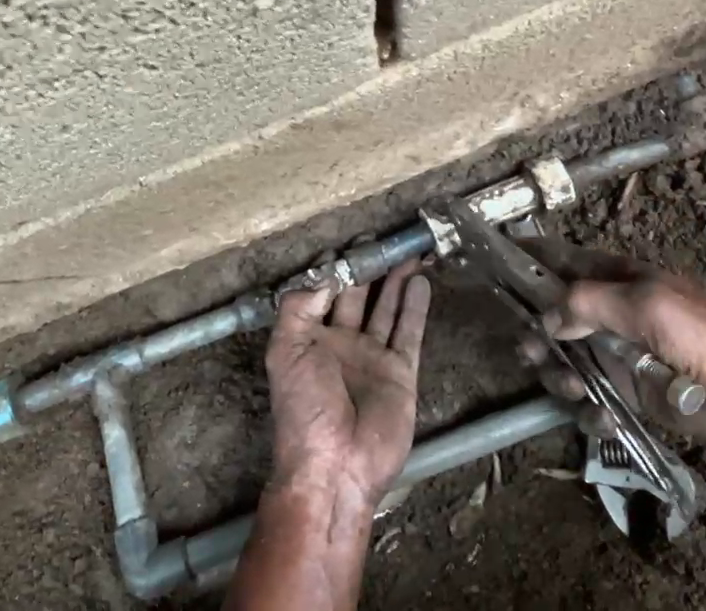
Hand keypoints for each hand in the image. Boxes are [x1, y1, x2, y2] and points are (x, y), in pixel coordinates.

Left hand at [265, 263, 431, 507]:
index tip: (345, 243)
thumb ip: (299, 307)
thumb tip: (323, 277)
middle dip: (368, 269)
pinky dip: (415, 307)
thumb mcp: (285, 351)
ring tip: (407, 252)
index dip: (334, 269)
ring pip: (386, 309)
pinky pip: (408, 333)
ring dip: (395, 281)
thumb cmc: (304, 407)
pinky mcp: (400, 373)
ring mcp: (373, 358)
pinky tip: (419, 282)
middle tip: (379, 240)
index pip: (323, 294)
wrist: (335, 464)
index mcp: (310, 339)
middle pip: (358, 297)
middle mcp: (342, 344)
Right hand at [515, 239, 705, 421]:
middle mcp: (602, 313)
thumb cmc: (700, 331)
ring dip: (557, 375)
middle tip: (531, 353)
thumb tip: (544, 317)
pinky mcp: (622, 391)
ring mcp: (610, 353)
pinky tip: (603, 414)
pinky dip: (588, 410)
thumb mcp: (643, 303)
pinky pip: (587, 399)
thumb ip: (587, 302)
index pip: (556, 259)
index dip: (526, 260)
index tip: (494, 267)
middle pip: (546, 318)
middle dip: (534, 336)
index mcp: (609, 278)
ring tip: (573, 388)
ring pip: (560, 361)